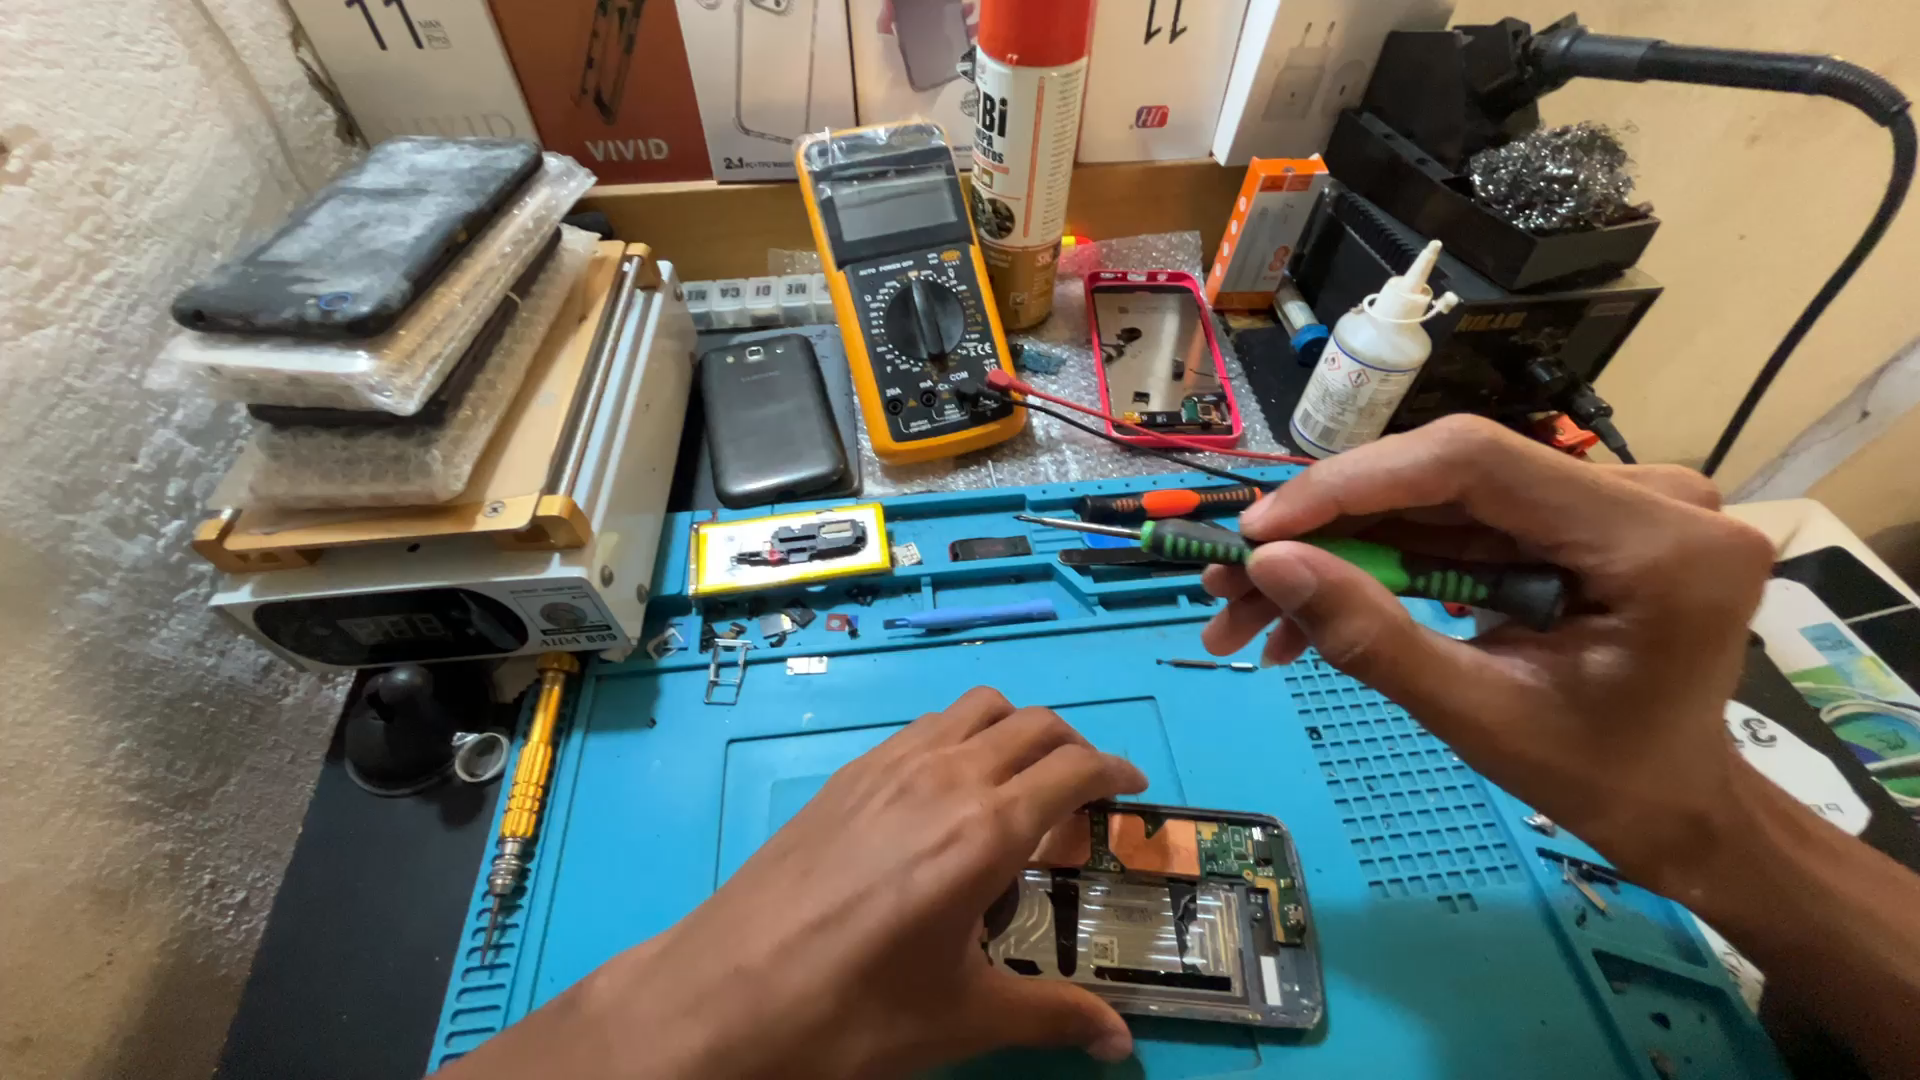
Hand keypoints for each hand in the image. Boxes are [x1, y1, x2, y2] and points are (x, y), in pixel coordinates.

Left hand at [445, 688, 1144, 1079]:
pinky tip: (947, 789)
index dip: (1114, 769)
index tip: (1133, 787)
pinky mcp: (854, 769)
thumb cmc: (855, 1011)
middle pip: (1034, 723)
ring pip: (978, 708)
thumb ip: (1053, 1015)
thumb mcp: (963, 1016)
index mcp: (988, 828)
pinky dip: (962, 735)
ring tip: (1018, 779)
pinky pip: (928, 726)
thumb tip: (1121, 1040)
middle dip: (1072, 746)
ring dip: (1015, 729)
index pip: (1074, 767)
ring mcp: (895, 762)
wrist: (729, 991)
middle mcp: (948, 774)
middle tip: (1082, 792)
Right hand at [1201, 416, 1774, 887]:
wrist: (1671, 800)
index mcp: (1653, 541)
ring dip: (1327, 554)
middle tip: (1231, 581)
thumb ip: (1369, 636)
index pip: (1469, 461)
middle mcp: (1635, 496)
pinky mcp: (1554, 519)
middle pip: (1433, 476)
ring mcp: (1595, 502)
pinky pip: (1435, 525)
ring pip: (1418, 501)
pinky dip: (1364, 568)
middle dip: (1319, 531)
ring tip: (1246, 613)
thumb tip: (1266, 563)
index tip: (1258, 533)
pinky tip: (1302, 617)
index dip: (1348, 485)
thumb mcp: (1473, 715)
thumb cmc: (1596, 774)